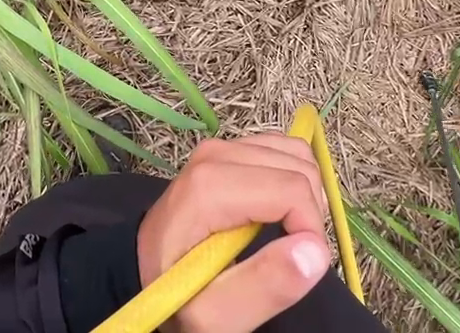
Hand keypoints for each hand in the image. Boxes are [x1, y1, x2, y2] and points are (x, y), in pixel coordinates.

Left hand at [136, 135, 333, 332]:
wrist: (144, 268)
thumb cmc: (178, 295)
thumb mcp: (216, 314)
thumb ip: (266, 285)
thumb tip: (315, 250)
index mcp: (210, 187)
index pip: (293, 189)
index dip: (310, 232)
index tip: (299, 268)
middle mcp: (215, 153)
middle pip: (297, 169)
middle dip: (309, 215)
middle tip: (289, 256)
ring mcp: (220, 145)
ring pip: (295, 154)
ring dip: (305, 196)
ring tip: (284, 234)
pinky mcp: (228, 146)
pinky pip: (281, 148)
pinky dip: (293, 177)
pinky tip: (277, 210)